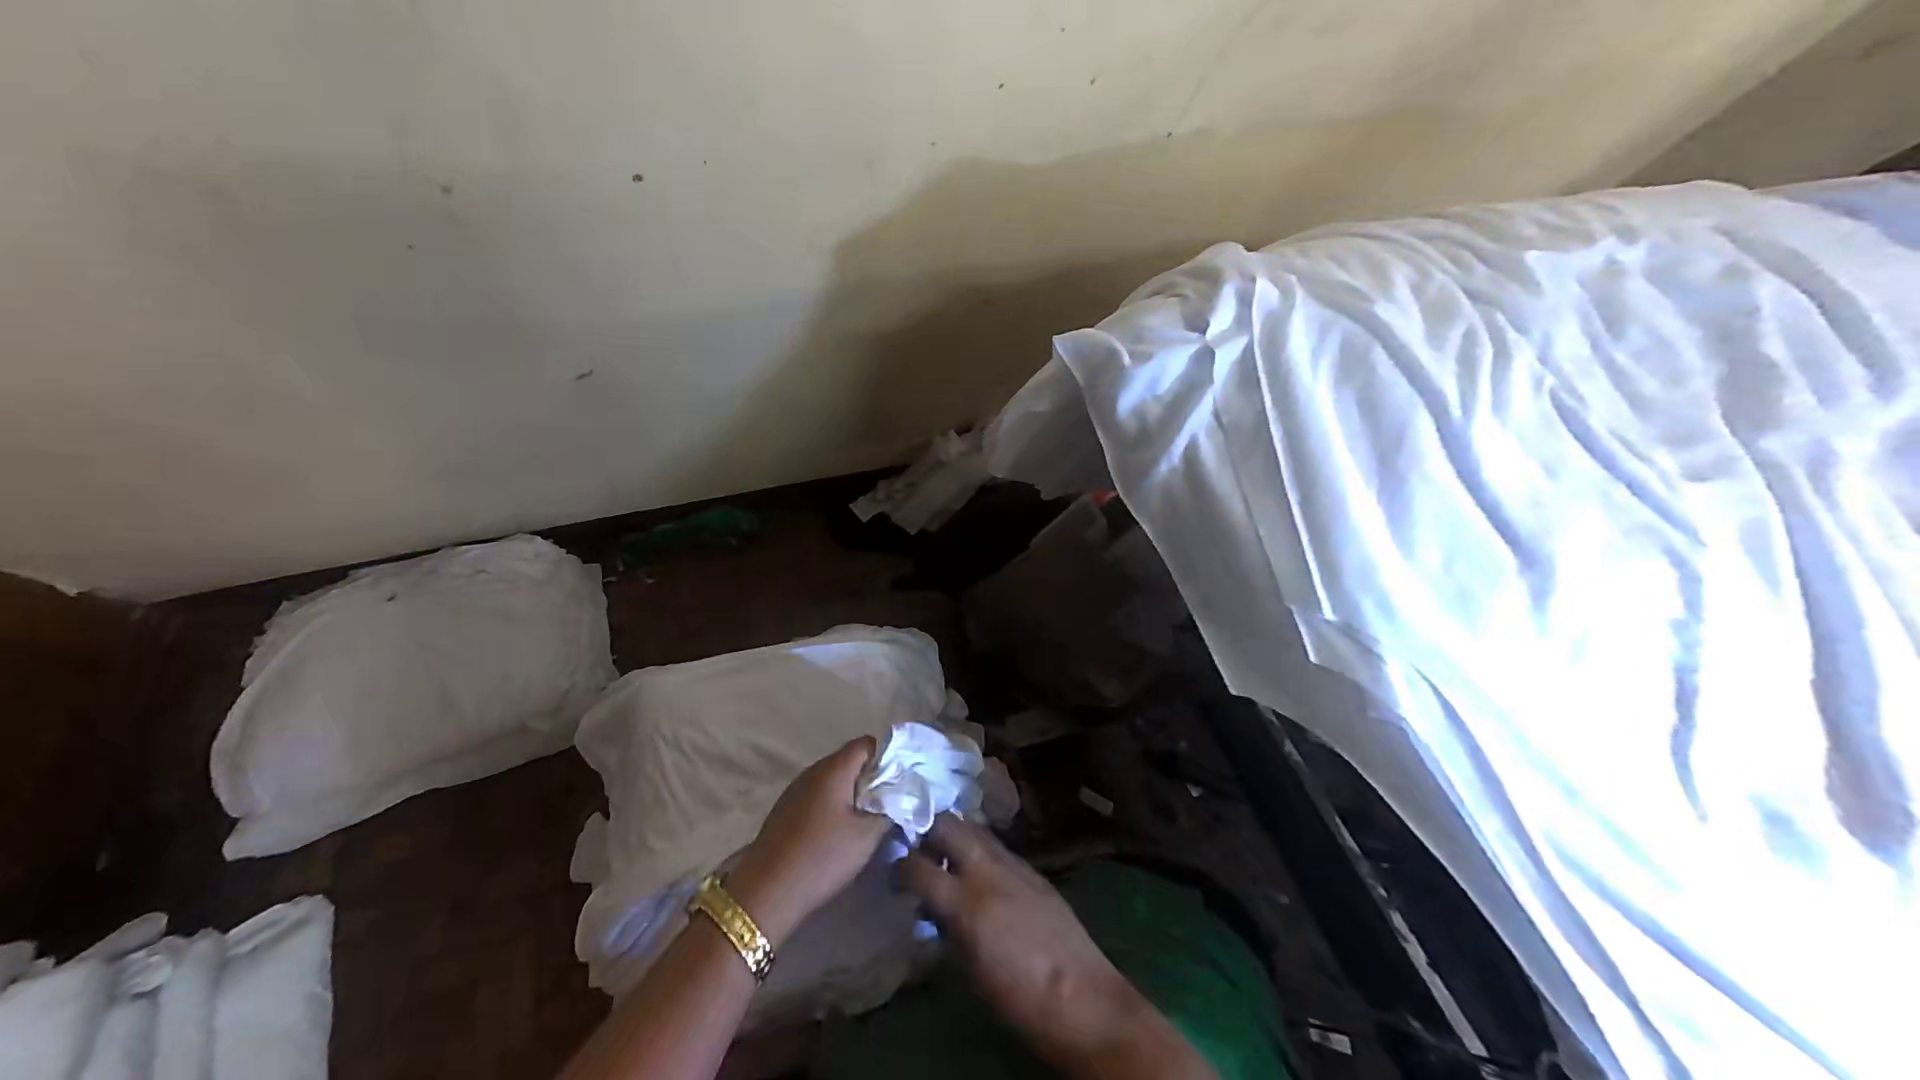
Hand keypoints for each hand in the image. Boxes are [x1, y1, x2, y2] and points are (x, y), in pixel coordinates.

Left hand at [727, 737, 893, 944]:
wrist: (767, 892)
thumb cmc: (822, 856)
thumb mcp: (868, 835)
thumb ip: (890, 808)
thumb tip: (901, 795)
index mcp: (833, 768)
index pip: (868, 744)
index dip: (888, 758)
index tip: (901, 784)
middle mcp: (812, 771)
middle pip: (850, 761)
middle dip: (871, 779)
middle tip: (889, 806)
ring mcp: (795, 790)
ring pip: (833, 781)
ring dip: (852, 795)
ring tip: (866, 823)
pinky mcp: (785, 811)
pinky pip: (818, 797)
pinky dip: (833, 808)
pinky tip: (837, 834)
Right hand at [901, 816, 1215, 1078]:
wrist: (1081, 998)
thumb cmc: (1016, 997)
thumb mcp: (968, 967)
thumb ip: (946, 927)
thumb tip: (931, 909)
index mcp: (966, 901)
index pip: (918, 866)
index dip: (901, 867)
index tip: (895, 874)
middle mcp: (988, 871)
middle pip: (950, 824)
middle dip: (929, 830)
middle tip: (920, 849)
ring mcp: (1016, 866)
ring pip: (977, 829)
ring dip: (958, 835)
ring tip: (947, 855)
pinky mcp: (1036, 871)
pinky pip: (1000, 848)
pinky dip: (982, 851)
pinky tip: (980, 872)